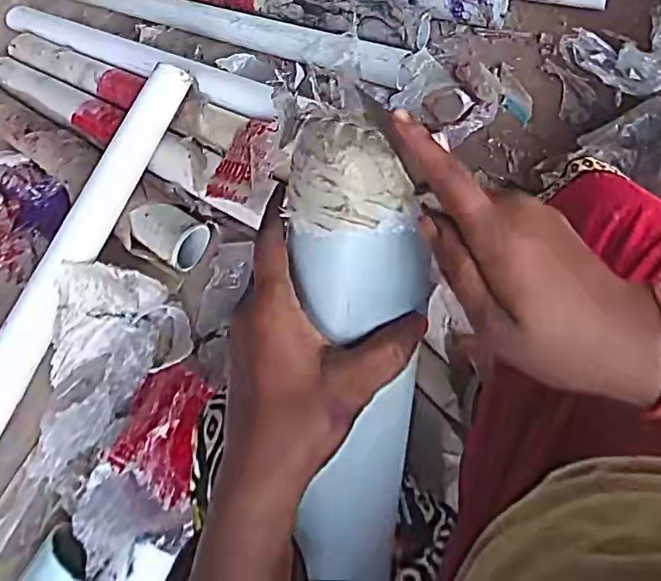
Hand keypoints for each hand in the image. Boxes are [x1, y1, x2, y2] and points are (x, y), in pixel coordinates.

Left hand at [221, 188, 426, 497]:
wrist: (260, 475)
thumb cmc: (297, 425)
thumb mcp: (351, 383)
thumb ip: (389, 350)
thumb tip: (418, 321)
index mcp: (269, 306)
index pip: (269, 241)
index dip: (278, 210)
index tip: (291, 186)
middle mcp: (248, 311)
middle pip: (266, 259)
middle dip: (289, 236)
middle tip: (322, 220)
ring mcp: (242, 331)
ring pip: (264, 284)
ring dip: (287, 267)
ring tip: (322, 260)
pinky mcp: (245, 350)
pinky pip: (262, 306)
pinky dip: (283, 293)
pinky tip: (311, 308)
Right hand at [381, 110, 660, 403]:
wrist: (635, 340)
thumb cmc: (558, 343)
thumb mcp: (492, 322)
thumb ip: (454, 266)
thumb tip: (427, 220)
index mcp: (496, 232)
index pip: (449, 178)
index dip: (419, 145)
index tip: (397, 116)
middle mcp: (515, 207)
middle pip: (462, 198)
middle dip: (446, 221)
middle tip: (460, 278)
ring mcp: (536, 210)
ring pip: (481, 210)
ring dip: (472, 235)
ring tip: (497, 292)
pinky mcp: (548, 218)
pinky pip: (502, 216)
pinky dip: (492, 236)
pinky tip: (513, 280)